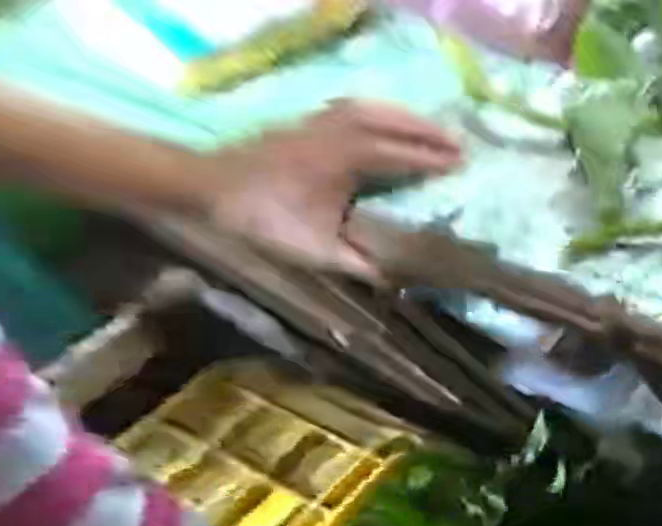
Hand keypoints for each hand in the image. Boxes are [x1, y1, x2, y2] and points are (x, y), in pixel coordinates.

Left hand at [204, 100, 460, 277]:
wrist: (201, 188)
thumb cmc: (260, 222)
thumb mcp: (316, 253)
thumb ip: (362, 265)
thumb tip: (406, 280)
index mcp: (324, 165)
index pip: (381, 152)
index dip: (422, 157)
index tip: (458, 166)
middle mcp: (317, 137)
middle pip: (374, 118)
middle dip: (420, 129)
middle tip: (460, 146)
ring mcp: (309, 126)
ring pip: (362, 109)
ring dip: (404, 118)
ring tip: (439, 133)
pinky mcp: (305, 126)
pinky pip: (348, 111)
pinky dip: (382, 116)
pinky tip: (401, 128)